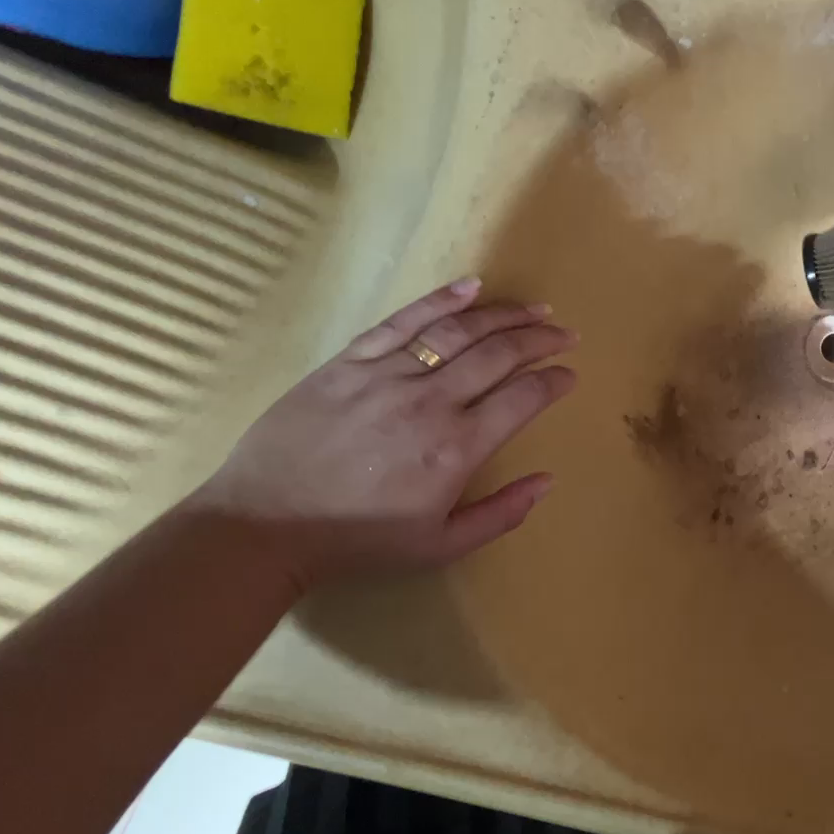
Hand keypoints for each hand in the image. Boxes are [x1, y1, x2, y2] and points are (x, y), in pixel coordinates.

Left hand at [190, 278, 576, 589]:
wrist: (262, 526)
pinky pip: (401, 322)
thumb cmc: (359, 540)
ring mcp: (386, 376)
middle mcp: (430, 402)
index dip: (555, 381)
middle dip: (542, 339)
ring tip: (536, 309)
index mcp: (457, 448)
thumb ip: (502, 513)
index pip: (524, 399)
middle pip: (500, 355)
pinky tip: (471, 287)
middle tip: (566, 333)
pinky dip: (440, 300)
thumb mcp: (441, 546)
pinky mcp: (348, 363)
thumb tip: (548, 480)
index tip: (570, 375)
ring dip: (505, 315)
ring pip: (458, 331)